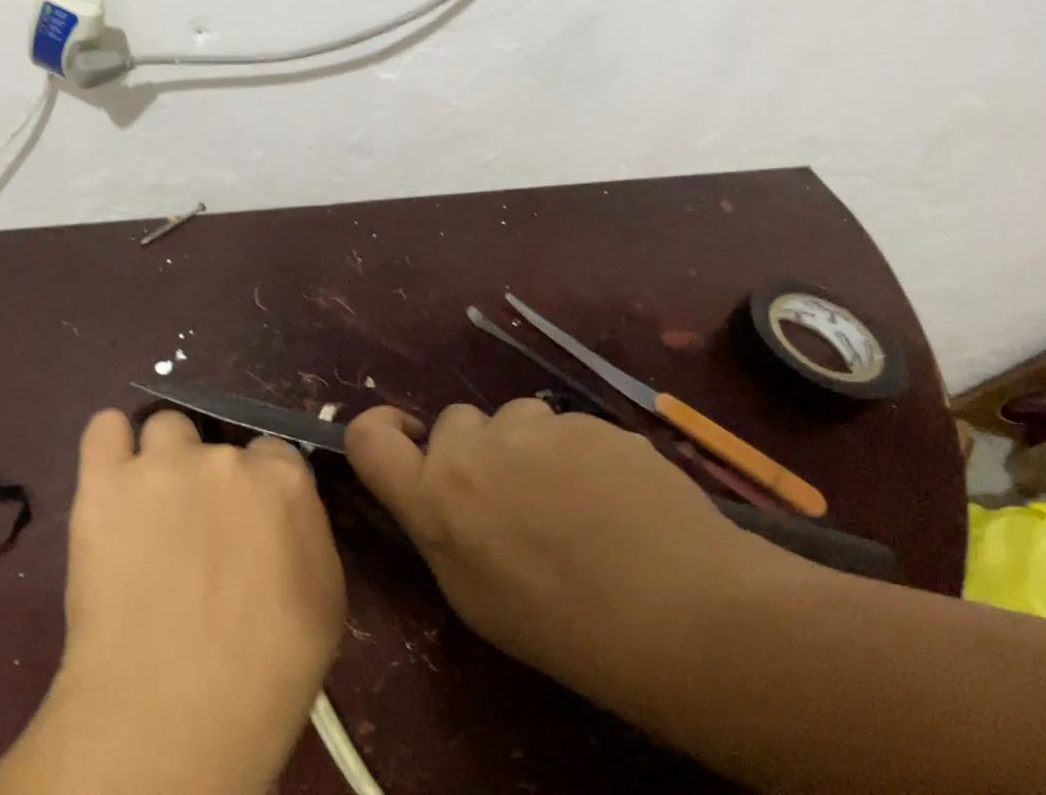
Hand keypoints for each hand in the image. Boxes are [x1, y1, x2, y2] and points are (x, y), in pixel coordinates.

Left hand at [0, 409, 343, 794]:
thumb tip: (280, 521)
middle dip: (210, 479)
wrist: (175, 703)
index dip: (259, 487)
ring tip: (151, 505)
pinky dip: (110, 445)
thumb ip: (304, 536)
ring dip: (162, 457)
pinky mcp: (102, 482)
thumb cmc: (268, 669)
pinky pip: (104, 428)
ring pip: (163, 428)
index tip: (246, 522)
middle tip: (196, 531)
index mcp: (284, 481)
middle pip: (216, 444)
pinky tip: (112, 476)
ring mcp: (160, 464)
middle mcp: (223, 457)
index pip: (272, 454)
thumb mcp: (324, 599)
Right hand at [344, 399, 780, 698]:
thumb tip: (452, 498)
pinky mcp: (591, 423)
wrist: (677, 613)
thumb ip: (444, 528)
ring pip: (517, 419)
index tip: (407, 436)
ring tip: (576, 500)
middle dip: (476, 449)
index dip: (380, 427)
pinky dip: (584, 453)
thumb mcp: (472, 593)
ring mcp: (534, 430)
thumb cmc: (561, 626)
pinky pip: (572, 427)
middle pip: (454, 422)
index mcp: (431, 499)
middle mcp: (471, 451)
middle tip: (515, 496)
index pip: (368, 437)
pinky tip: (619, 499)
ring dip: (531, 447)